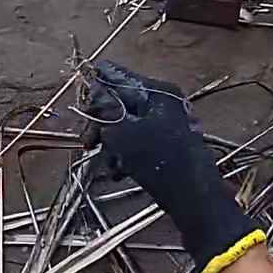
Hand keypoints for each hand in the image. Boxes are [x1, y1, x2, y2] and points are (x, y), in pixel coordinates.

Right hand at [85, 62, 257, 265]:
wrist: (191, 195)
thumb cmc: (157, 158)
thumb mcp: (123, 132)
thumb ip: (106, 108)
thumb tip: (94, 86)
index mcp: (157, 92)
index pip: (119, 76)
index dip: (97, 82)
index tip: (80, 90)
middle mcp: (164, 103)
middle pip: (122, 103)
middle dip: (100, 122)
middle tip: (86, 141)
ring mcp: (167, 124)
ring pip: (127, 124)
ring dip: (110, 141)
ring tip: (101, 159)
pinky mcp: (167, 145)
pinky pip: (138, 141)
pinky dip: (124, 152)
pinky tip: (116, 170)